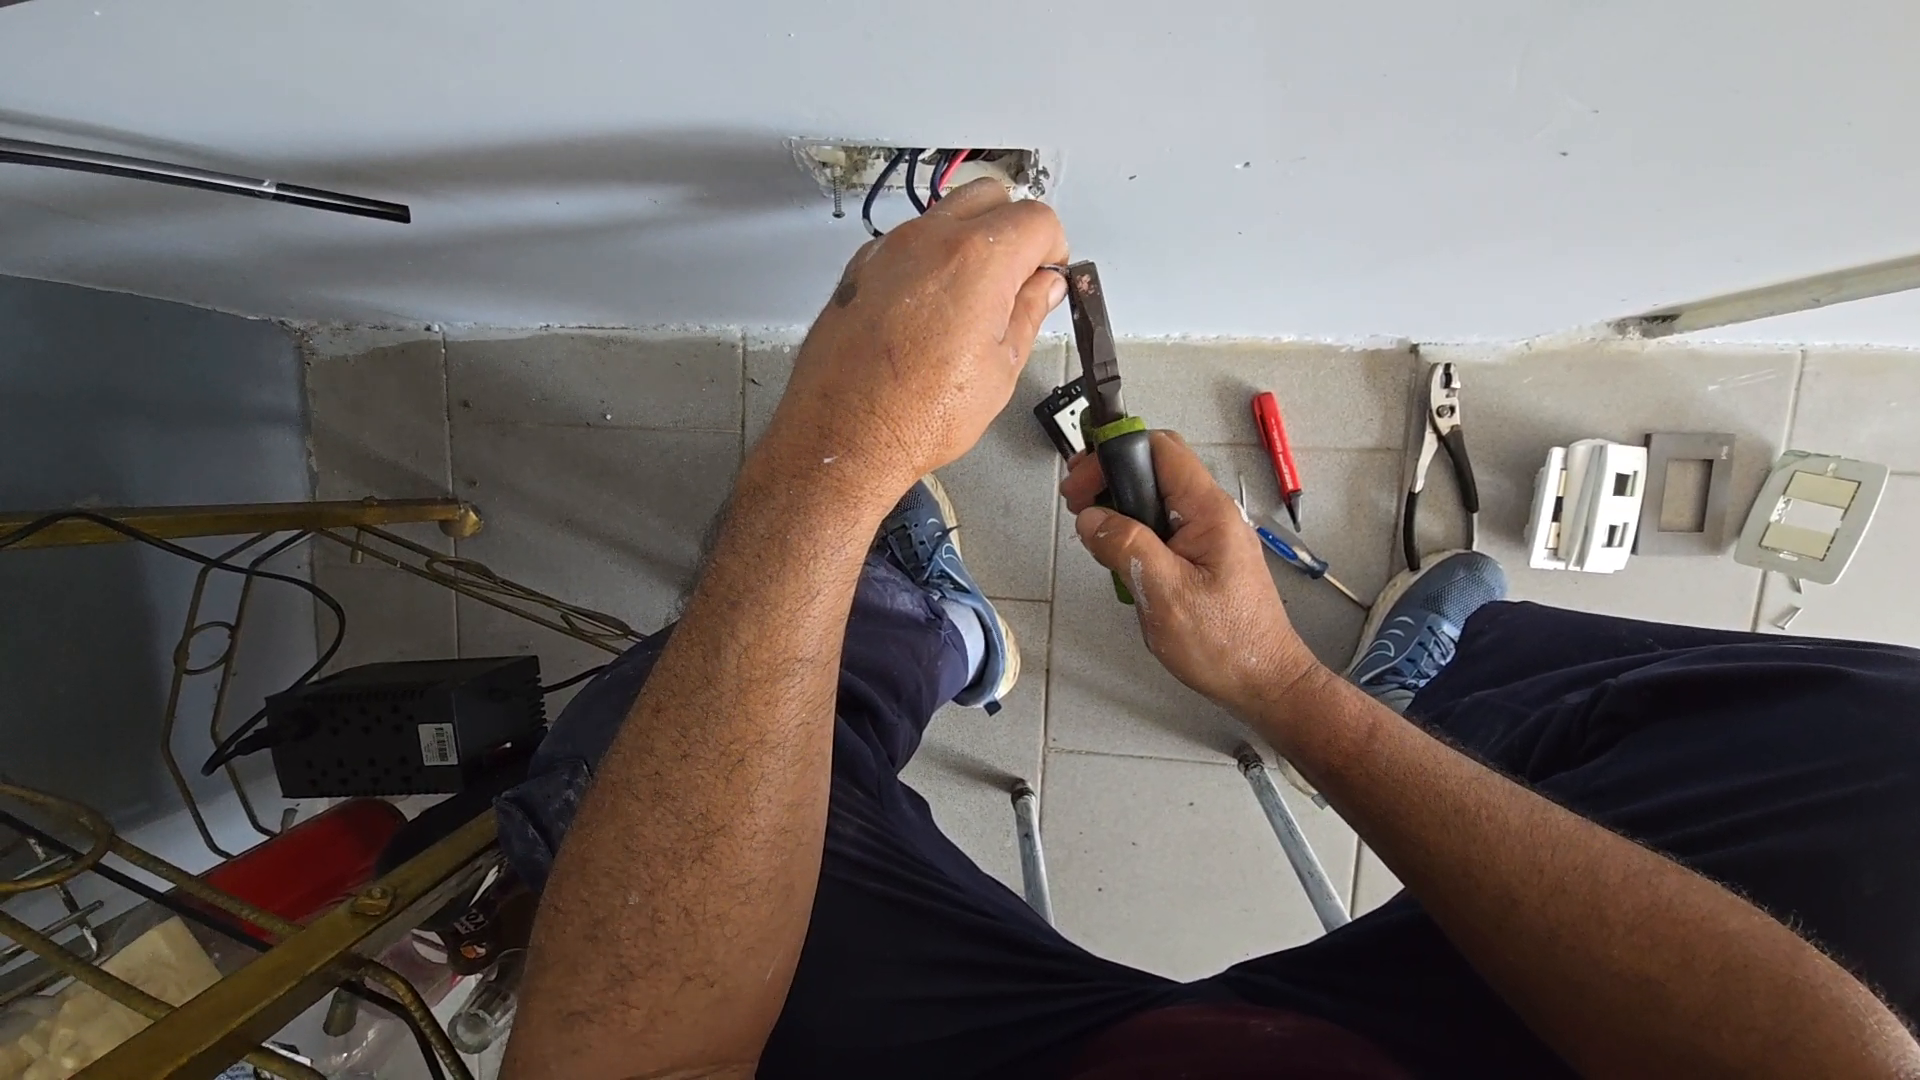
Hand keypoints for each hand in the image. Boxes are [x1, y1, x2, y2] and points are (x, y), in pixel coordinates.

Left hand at [762, 179, 1070, 492]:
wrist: (846, 436)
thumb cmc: (916, 415)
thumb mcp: (1000, 371)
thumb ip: (1028, 314)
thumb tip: (1044, 288)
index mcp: (978, 259)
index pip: (1038, 218)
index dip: (1053, 250)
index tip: (1048, 276)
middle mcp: (930, 240)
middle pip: (990, 197)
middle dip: (1014, 229)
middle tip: (1017, 279)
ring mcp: (889, 250)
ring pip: (944, 215)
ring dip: (969, 241)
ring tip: (971, 301)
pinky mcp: (861, 269)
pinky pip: (907, 243)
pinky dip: (928, 260)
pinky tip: (929, 310)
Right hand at [1061, 431, 1327, 717]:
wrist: (1265, 683)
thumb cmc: (1224, 643)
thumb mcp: (1164, 593)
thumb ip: (1125, 546)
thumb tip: (1091, 518)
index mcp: (1208, 510)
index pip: (1160, 449)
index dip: (1113, 455)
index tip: (1080, 483)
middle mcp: (1211, 514)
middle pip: (1155, 470)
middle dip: (1110, 480)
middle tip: (1077, 506)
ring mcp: (1209, 536)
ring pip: (1156, 501)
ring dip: (1119, 510)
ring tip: (1093, 536)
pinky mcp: (1203, 559)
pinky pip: (1163, 530)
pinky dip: (1134, 535)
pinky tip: (1118, 559)